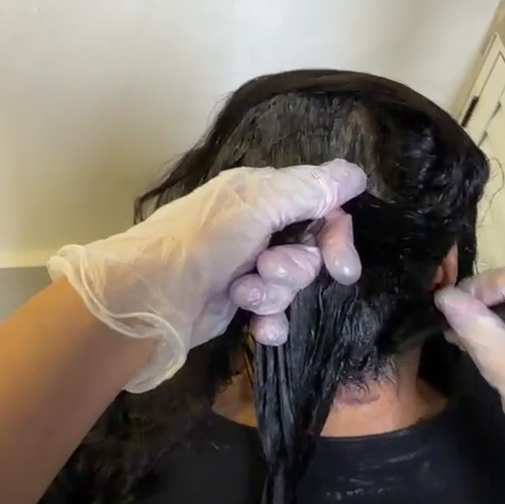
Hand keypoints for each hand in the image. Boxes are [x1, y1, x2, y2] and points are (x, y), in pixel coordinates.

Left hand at [49, 160, 366, 391]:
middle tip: (270, 270)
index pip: (323, 207)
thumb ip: (308, 190)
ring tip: (241, 294)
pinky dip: (270, 321)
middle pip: (312, 250)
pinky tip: (257, 328)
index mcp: (263, 195)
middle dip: (296, 268)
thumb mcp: (256, 205)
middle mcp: (260, 227)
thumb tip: (356, 174)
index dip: (337, 236)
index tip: (341, 266)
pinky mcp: (241, 303)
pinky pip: (278, 313)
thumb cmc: (200, 242)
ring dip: (274, 294)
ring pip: (294, 284)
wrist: (148, 300)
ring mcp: (250, 267)